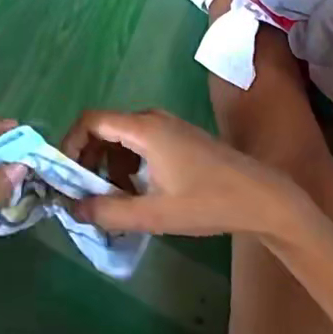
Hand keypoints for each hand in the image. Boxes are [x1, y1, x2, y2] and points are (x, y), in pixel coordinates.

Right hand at [62, 108, 311, 238]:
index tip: (66, 172)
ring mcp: (166, 126)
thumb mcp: (155, 214)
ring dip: (108, 164)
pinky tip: (137, 191)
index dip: (71, 143)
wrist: (266, 199)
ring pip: (120, 137)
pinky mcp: (177, 137)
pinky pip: (137, 142)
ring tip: (114, 197)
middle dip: (89, 158)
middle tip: (86, 190)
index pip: (90, 121)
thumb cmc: (210, 202)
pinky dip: (127, 163)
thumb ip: (110, 212)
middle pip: (103, 128)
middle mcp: (151, 119)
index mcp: (144, 128)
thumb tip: (73, 209)